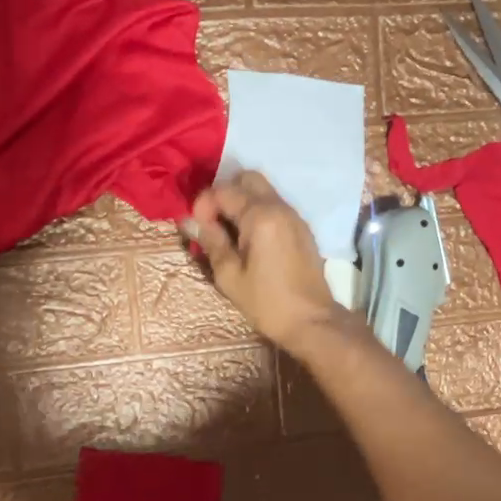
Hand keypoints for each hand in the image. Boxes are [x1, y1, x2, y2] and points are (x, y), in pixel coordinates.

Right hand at [180, 172, 347, 350]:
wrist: (311, 321)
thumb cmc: (266, 303)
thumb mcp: (229, 276)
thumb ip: (210, 242)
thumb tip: (189, 221)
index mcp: (260, 217)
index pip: (224, 190)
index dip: (203, 205)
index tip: (196, 228)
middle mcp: (280, 207)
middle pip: (247, 179)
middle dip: (224, 194)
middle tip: (213, 223)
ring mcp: (294, 216)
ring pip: (262, 191)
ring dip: (240, 204)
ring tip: (228, 235)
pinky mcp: (301, 229)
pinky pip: (274, 207)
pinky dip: (256, 214)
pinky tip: (248, 242)